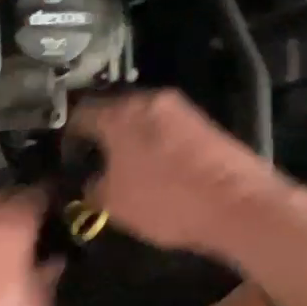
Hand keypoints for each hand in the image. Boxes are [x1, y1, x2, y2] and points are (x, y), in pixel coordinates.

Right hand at [70, 90, 282, 255]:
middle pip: (114, 112)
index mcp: (119, 113)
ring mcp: (181, 110)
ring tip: (125, 169)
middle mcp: (149, 100)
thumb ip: (92, 188)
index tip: (66, 156)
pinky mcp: (205, 125)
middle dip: (101, 135)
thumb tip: (92, 183)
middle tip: (93, 161)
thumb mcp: (113, 204)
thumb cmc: (166, 200)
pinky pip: (167, 131)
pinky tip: (156, 172)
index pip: (79, 114)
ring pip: (142, 121)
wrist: (240, 205)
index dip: (68, 136)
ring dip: (131, 141)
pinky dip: (156, 147)